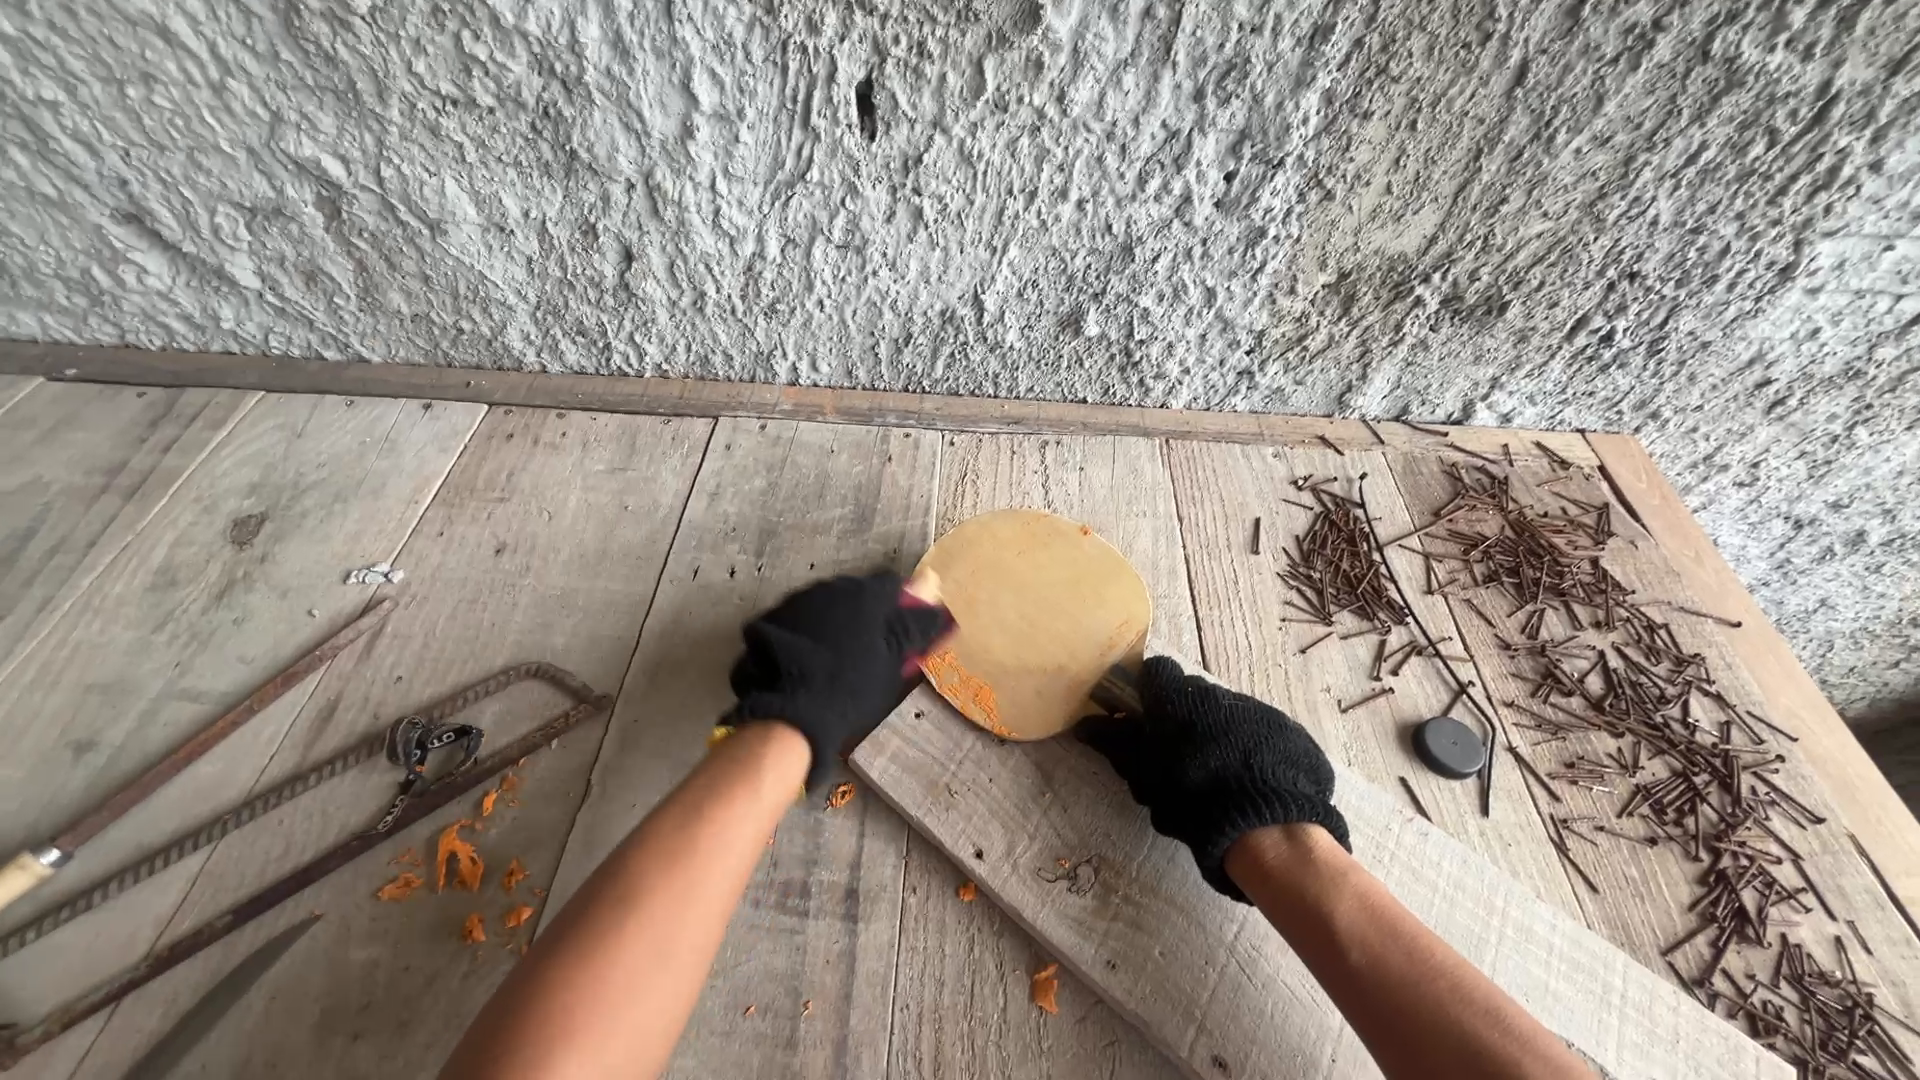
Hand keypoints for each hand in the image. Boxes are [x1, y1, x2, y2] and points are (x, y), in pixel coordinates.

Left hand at [729, 572, 951, 790]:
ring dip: (833, 621)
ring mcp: (796, 601)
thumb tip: (939, 602)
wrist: (789, 710)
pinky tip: (805, 661)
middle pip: (856, 592)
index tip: (901, 630)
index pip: (892, 584)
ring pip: (825, 604)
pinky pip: (797, 619)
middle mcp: (830, 586)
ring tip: (833, 658)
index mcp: (865, 594)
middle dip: (865, 612)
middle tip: (869, 648)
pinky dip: (805, 633)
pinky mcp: (769, 619)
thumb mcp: (893, 660)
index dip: (900, 605)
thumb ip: (916, 626)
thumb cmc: (852, 686)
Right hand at [1076, 656, 1348, 900]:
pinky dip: (1251, 748)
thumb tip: (1084, 725)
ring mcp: (1256, 709)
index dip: (1148, 692)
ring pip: (1227, 713)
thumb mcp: (1144, 776)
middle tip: (1180, 754)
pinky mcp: (1288, 730)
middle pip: (1192, 694)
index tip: (1147, 719)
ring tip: (1219, 773)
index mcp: (1177, 698)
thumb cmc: (1192, 798)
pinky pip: (1260, 731)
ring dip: (1218, 733)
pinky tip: (1250, 781)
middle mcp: (1216, 692)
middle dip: (1184, 716)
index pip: (1156, 673)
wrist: (1268, 828)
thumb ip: (1115, 745)